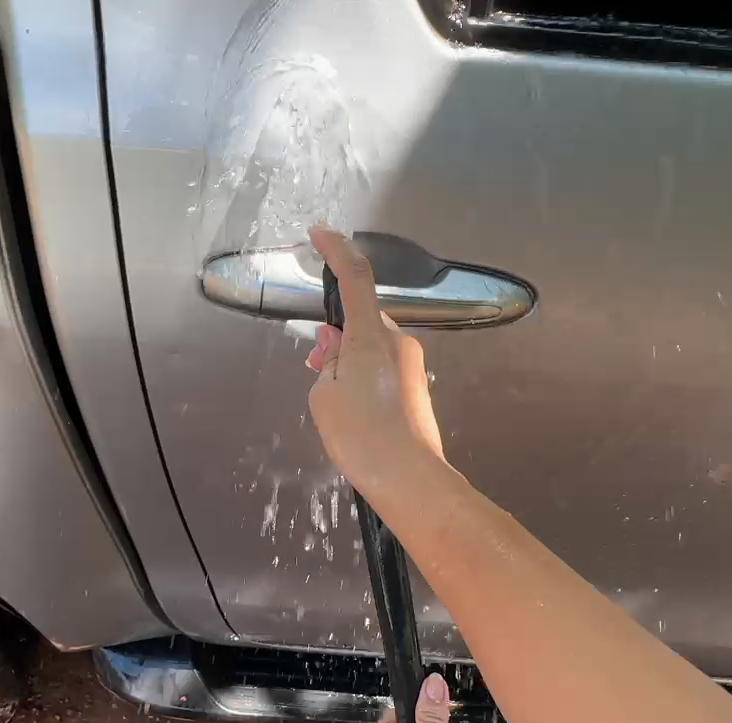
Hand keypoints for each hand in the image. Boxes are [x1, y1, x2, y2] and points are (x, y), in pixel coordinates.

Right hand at [305, 226, 446, 496]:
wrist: (409, 478)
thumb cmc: (360, 435)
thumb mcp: (323, 397)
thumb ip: (326, 363)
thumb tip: (335, 347)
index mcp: (369, 336)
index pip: (354, 277)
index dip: (336, 250)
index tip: (319, 234)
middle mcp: (397, 340)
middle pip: (360, 319)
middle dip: (335, 333)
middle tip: (315, 363)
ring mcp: (411, 363)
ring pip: (370, 346)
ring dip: (347, 358)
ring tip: (332, 398)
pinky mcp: (416, 386)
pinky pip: (381, 367)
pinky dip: (362, 375)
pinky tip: (354, 410)